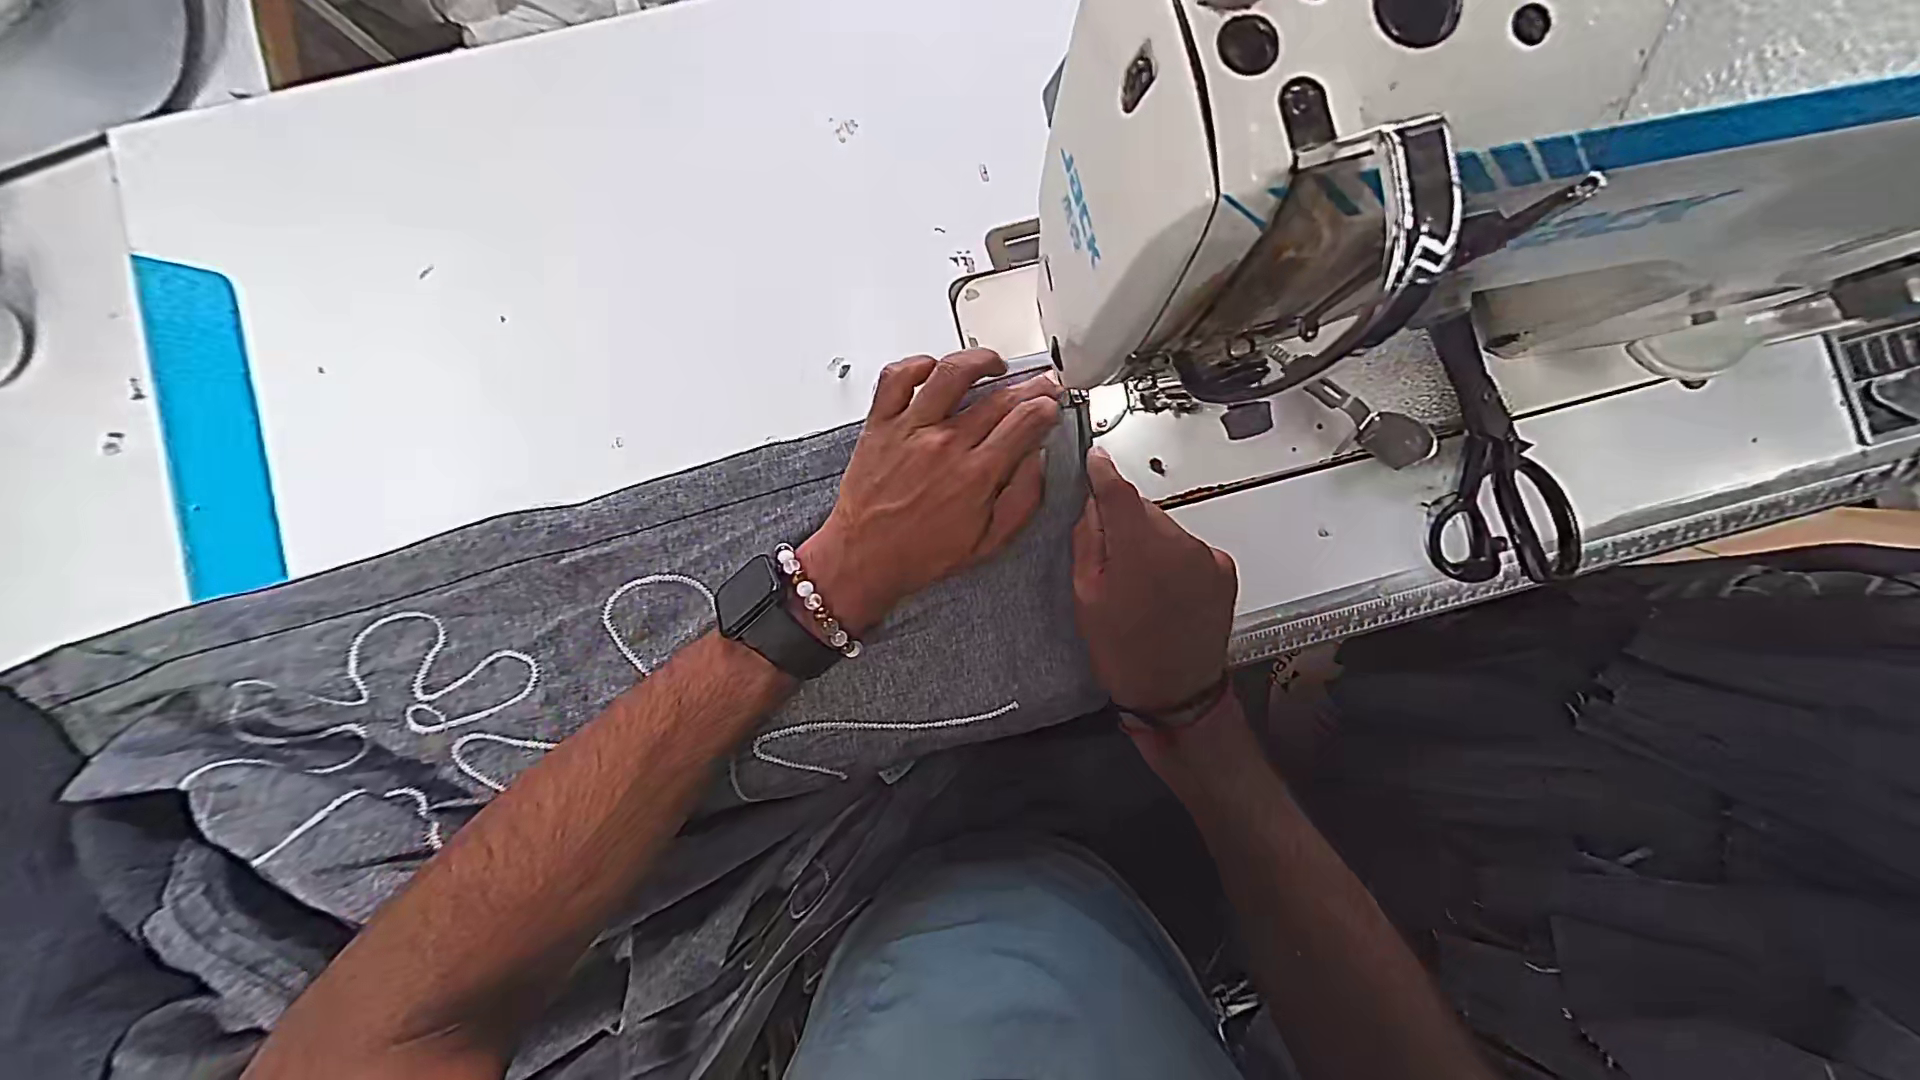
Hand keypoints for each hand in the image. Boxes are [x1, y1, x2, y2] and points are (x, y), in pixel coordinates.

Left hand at [798, 349, 1060, 632]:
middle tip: (1037, 386)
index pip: (1025, 421)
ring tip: (994, 365)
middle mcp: (944, 446)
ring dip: (981, 360)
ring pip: (952, 373)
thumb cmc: (920, 554)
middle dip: (1029, 386)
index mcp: (975, 475)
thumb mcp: (988, 542)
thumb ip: (1022, 500)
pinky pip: (897, 378)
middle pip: (999, 396)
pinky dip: (917, 364)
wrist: (865, 558)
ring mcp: (910, 430)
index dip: (1046, 406)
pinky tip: (934, 369)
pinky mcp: (880, 425)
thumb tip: (1037, 462)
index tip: (1050, 405)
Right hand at [1072, 445, 1236, 713]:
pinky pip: (1188, 546)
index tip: (1096, 459)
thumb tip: (1093, 508)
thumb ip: (1088, 542)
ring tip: (1138, 583)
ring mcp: (1204, 557)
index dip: (1102, 471)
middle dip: (1124, 521)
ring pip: (1166, 526)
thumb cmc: (1128, 655)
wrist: (1175, 693)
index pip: (1117, 490)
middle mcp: (1178, 545)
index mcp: (1138, 549)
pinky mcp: (1221, 569)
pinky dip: (1172, 556)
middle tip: (1109, 557)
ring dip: (1149, 540)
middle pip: (1142, 507)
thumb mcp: (1085, 596)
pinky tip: (1161, 588)